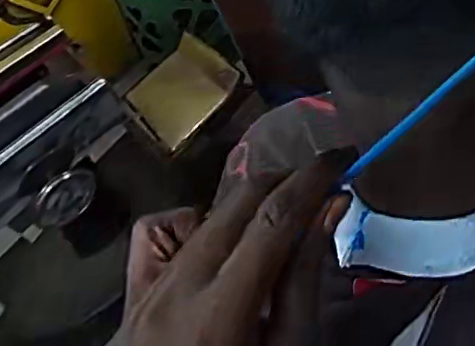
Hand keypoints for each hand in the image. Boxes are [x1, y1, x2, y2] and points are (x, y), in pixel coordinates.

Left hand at [118, 156, 349, 345]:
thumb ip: (304, 279)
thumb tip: (329, 205)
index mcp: (217, 315)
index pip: (274, 216)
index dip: (314, 178)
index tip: (343, 158)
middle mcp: (175, 288)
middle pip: (243, 198)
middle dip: (289, 181)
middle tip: (322, 190)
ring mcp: (146, 288)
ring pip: (209, 207)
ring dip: (254, 201)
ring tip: (281, 225)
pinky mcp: (131, 292)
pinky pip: (163, 230)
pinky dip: (198, 223)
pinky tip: (217, 247)